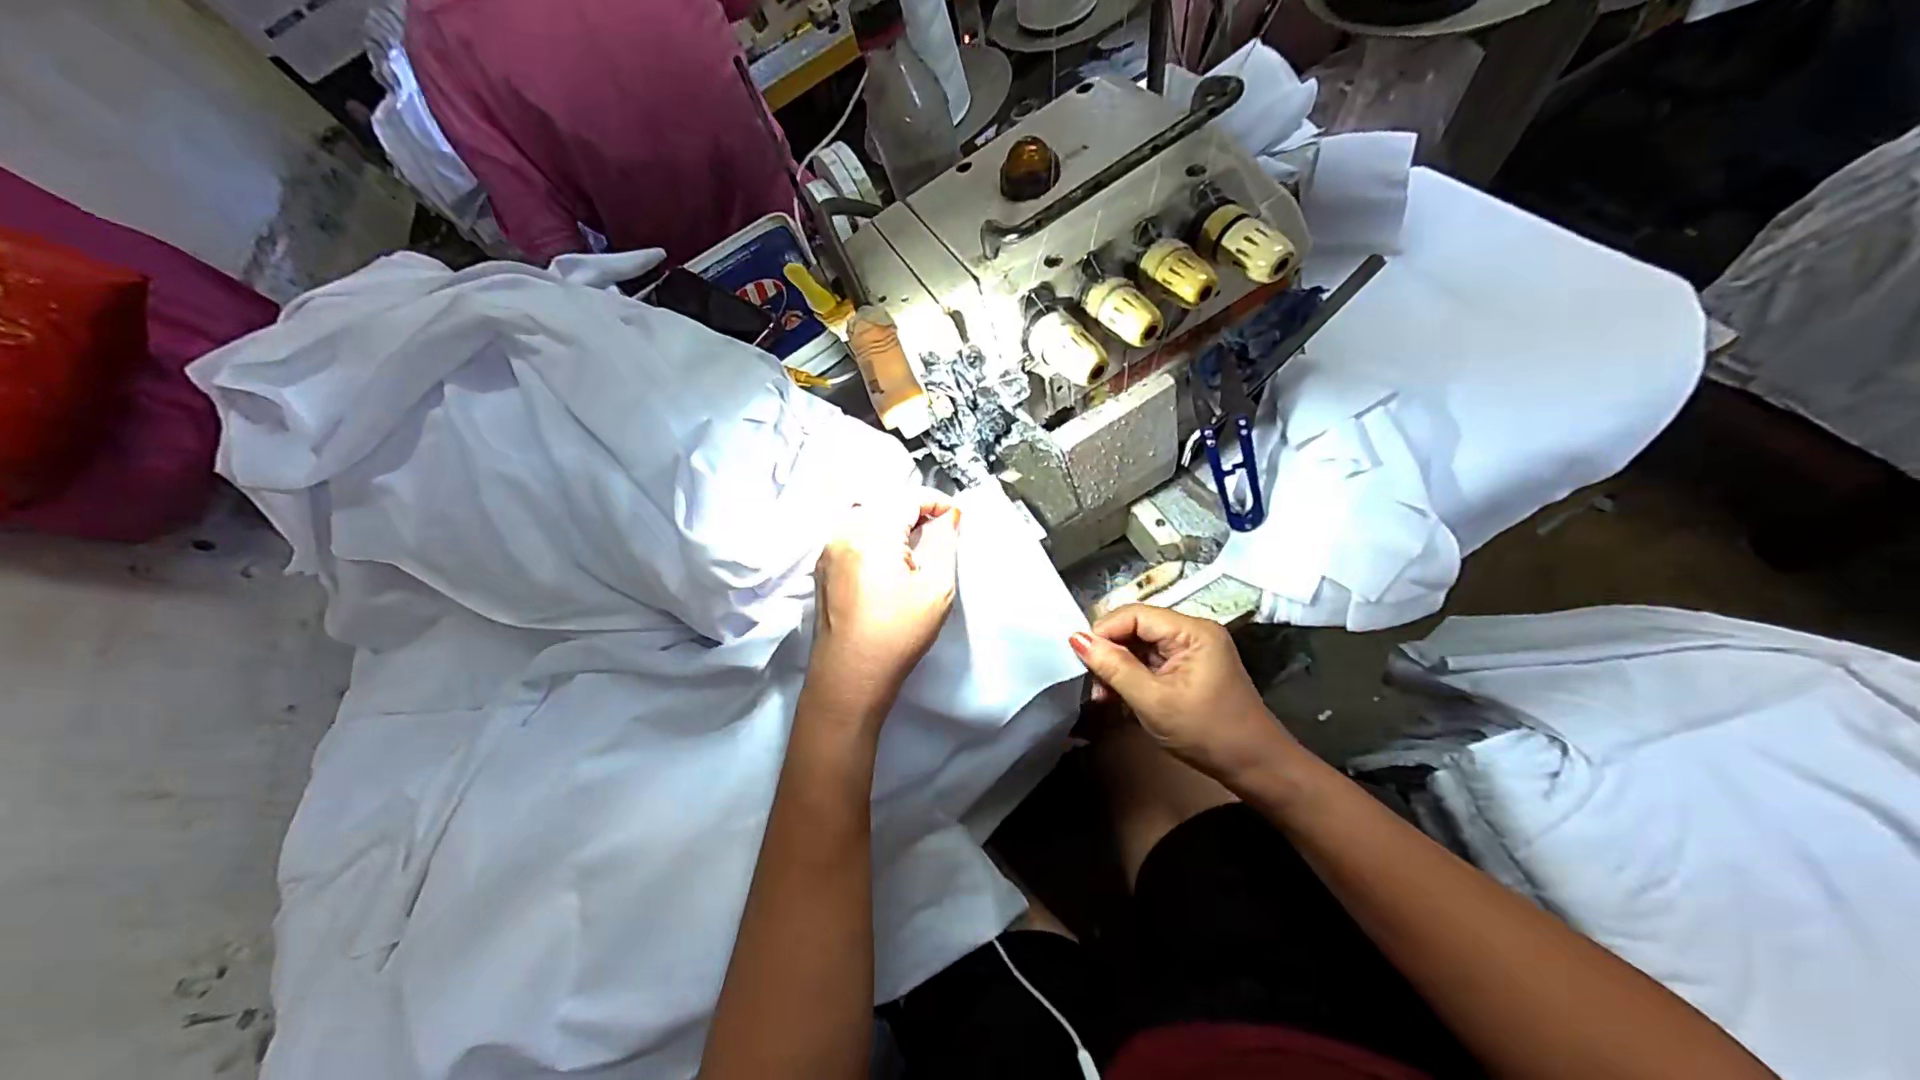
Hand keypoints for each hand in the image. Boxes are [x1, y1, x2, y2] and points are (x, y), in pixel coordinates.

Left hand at [807, 489, 960, 715]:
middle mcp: (844, 533)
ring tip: (918, 547)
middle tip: (941, 530)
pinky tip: (892, 562)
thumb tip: (948, 516)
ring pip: (867, 517)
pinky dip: (875, 537)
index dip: (936, 501)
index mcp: (871, 533)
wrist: (850, 676)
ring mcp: (829, 550)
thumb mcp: (936, 588)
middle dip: (915, 510)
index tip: (955, 516)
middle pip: (885, 503)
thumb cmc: (896, 636)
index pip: (908, 497)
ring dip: (894, 523)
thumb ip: (945, 542)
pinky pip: (853, 535)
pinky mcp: (824, 567)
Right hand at [1069, 604, 1299, 787]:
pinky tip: (1120, 697)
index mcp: (1192, 631)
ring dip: (1118, 669)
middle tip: (1092, 684)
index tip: (1081, 658)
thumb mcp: (1153, 701)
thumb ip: (1114, 667)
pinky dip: (1132, 678)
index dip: (1104, 632)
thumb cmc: (1207, 733)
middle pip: (1136, 628)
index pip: (1134, 614)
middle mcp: (1193, 632)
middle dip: (1110, 653)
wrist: (1255, 767)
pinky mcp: (1189, 669)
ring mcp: (1192, 651)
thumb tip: (1076, 639)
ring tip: (1104, 696)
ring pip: (1140, 647)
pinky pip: (1151, 662)